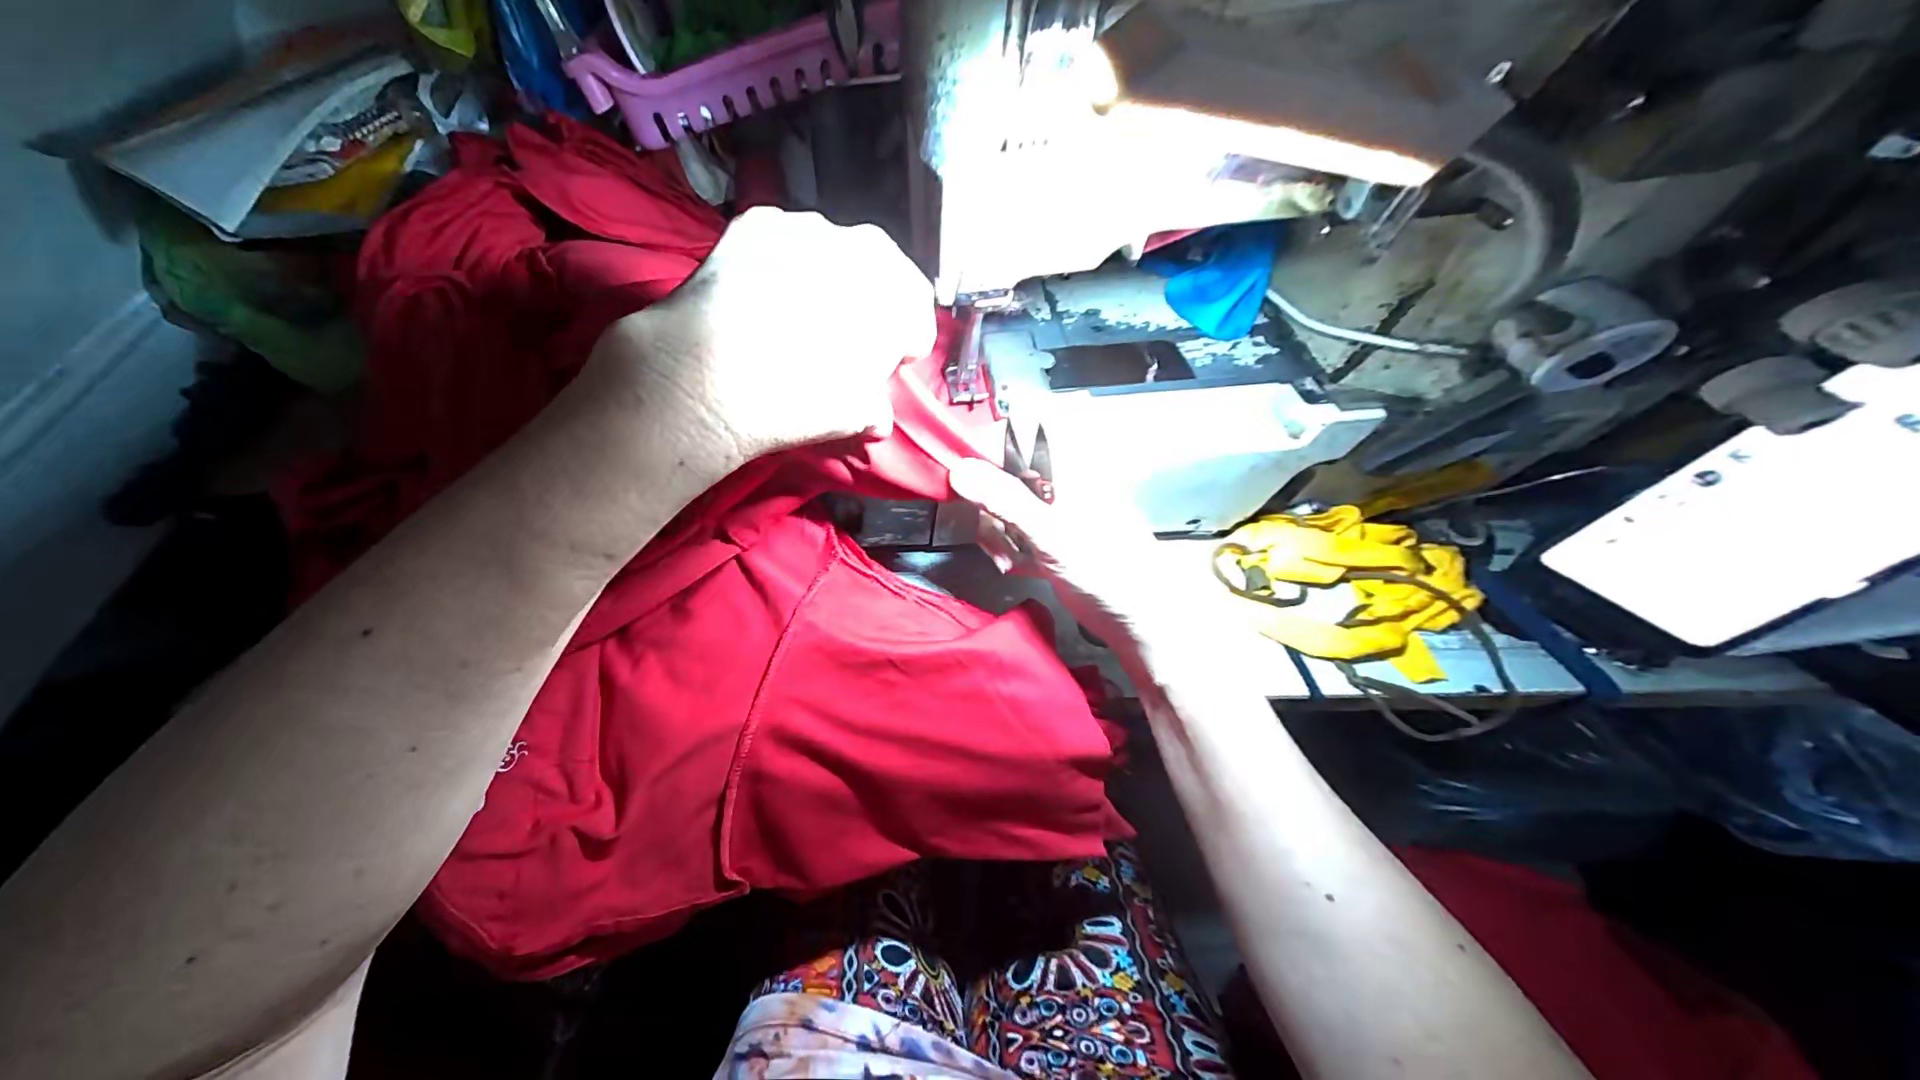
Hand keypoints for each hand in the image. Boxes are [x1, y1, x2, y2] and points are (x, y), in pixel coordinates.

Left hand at [595, 207, 936, 462]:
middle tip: (841, 346)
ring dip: (822, 283)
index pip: (916, 320)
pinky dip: (777, 267)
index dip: (901, 347)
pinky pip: (780, 244)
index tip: (884, 368)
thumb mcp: (859, 416)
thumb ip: (877, 406)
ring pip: (828, 256)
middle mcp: (863, 246)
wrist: (715, 374)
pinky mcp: (756, 223)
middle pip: (876, 279)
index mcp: (901, 294)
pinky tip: (759, 301)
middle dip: (865, 309)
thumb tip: (875, 413)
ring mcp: (808, 226)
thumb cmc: (805, 396)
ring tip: (793, 324)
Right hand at [948, 458, 1176, 655]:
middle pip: (1002, 471)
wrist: (1139, 618)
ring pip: (1003, 506)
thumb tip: (961, 471)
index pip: (1019, 431)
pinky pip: (1012, 533)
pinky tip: (1017, 568)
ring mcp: (1054, 511)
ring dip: (996, 533)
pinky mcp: (1049, 539)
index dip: (986, 444)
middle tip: (991, 528)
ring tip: (1008, 558)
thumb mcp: (1051, 532)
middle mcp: (1059, 481)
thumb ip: (1005, 499)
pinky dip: (1008, 550)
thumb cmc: (1109, 570)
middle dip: (988, 503)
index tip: (961, 470)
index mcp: (1069, 464)